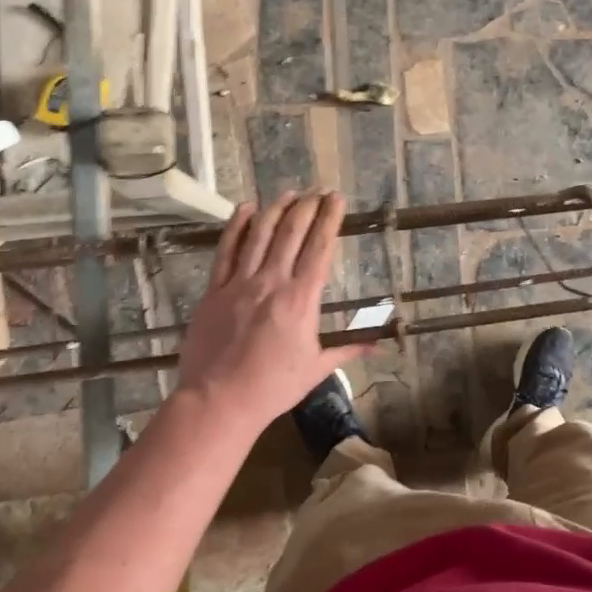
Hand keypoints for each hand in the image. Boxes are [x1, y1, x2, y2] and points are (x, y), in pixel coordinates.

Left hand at [172, 192, 366, 432]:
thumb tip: (378, 345)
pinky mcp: (214, 291)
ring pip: (259, 234)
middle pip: (291, 232)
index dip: (329, 219)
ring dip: (276, 209)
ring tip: (289, 193)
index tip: (337, 199)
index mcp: (301, 299)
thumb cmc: (273, 387)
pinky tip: (245, 209)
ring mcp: (239, 283)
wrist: (219, 400)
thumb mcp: (316, 369)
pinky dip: (237, 226)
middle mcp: (272, 282)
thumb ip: (347, 350)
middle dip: (307, 206)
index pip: (319, 248)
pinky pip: (226, 250)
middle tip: (318, 191)